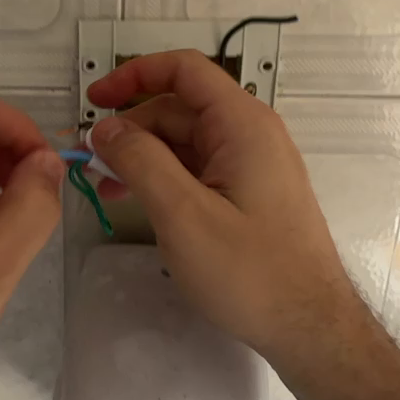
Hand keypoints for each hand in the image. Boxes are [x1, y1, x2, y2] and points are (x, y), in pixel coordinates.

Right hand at [86, 50, 367, 363]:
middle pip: (180, 108)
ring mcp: (253, 165)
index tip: (94, 102)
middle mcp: (251, 134)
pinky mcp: (250, 194)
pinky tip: (140, 202)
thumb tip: (105, 128)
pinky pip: (199, 169)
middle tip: (90, 163)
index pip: (184, 70)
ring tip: (106, 187)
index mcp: (242, 124)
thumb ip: (140, 161)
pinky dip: (165, 177)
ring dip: (143, 156)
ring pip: (186, 141)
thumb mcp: (183, 214)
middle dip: (131, 127)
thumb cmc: (249, 271)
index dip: (134, 75)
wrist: (310, 328)